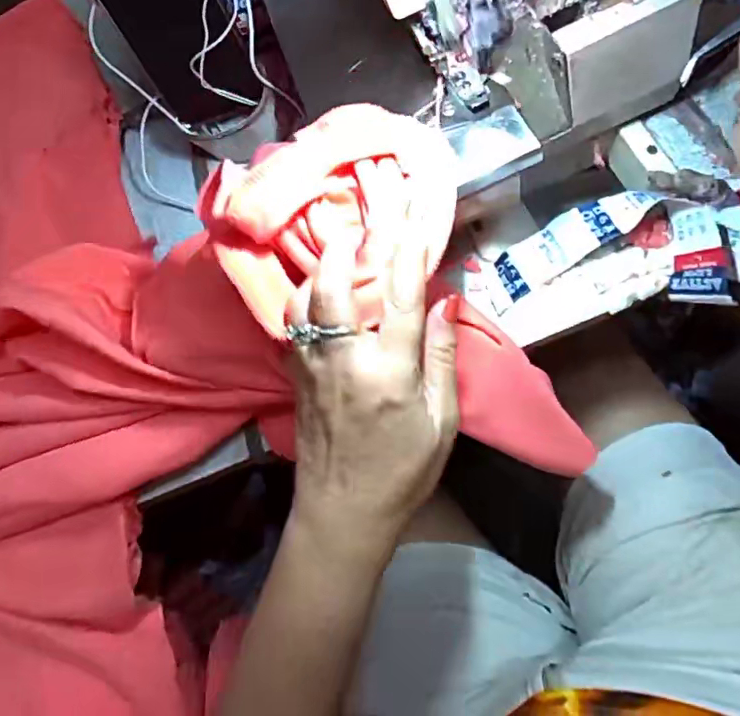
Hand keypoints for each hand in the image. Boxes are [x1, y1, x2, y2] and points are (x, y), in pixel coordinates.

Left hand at [285, 223, 459, 553]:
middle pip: (334, 289)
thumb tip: (445, 303)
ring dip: (318, 271)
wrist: (341, 515)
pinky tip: (316, 294)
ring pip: (304, 303)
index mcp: (388, 372)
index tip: (411, 225)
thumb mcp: (441, 423)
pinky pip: (294, 324)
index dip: (408, 256)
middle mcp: (344, 360)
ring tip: (334, 254)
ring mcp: (312, 366)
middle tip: (354, 228)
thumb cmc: (401, 472)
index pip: (401, 299)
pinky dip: (304, 299)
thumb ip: (441, 359)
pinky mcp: (295, 376)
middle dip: (341, 250)